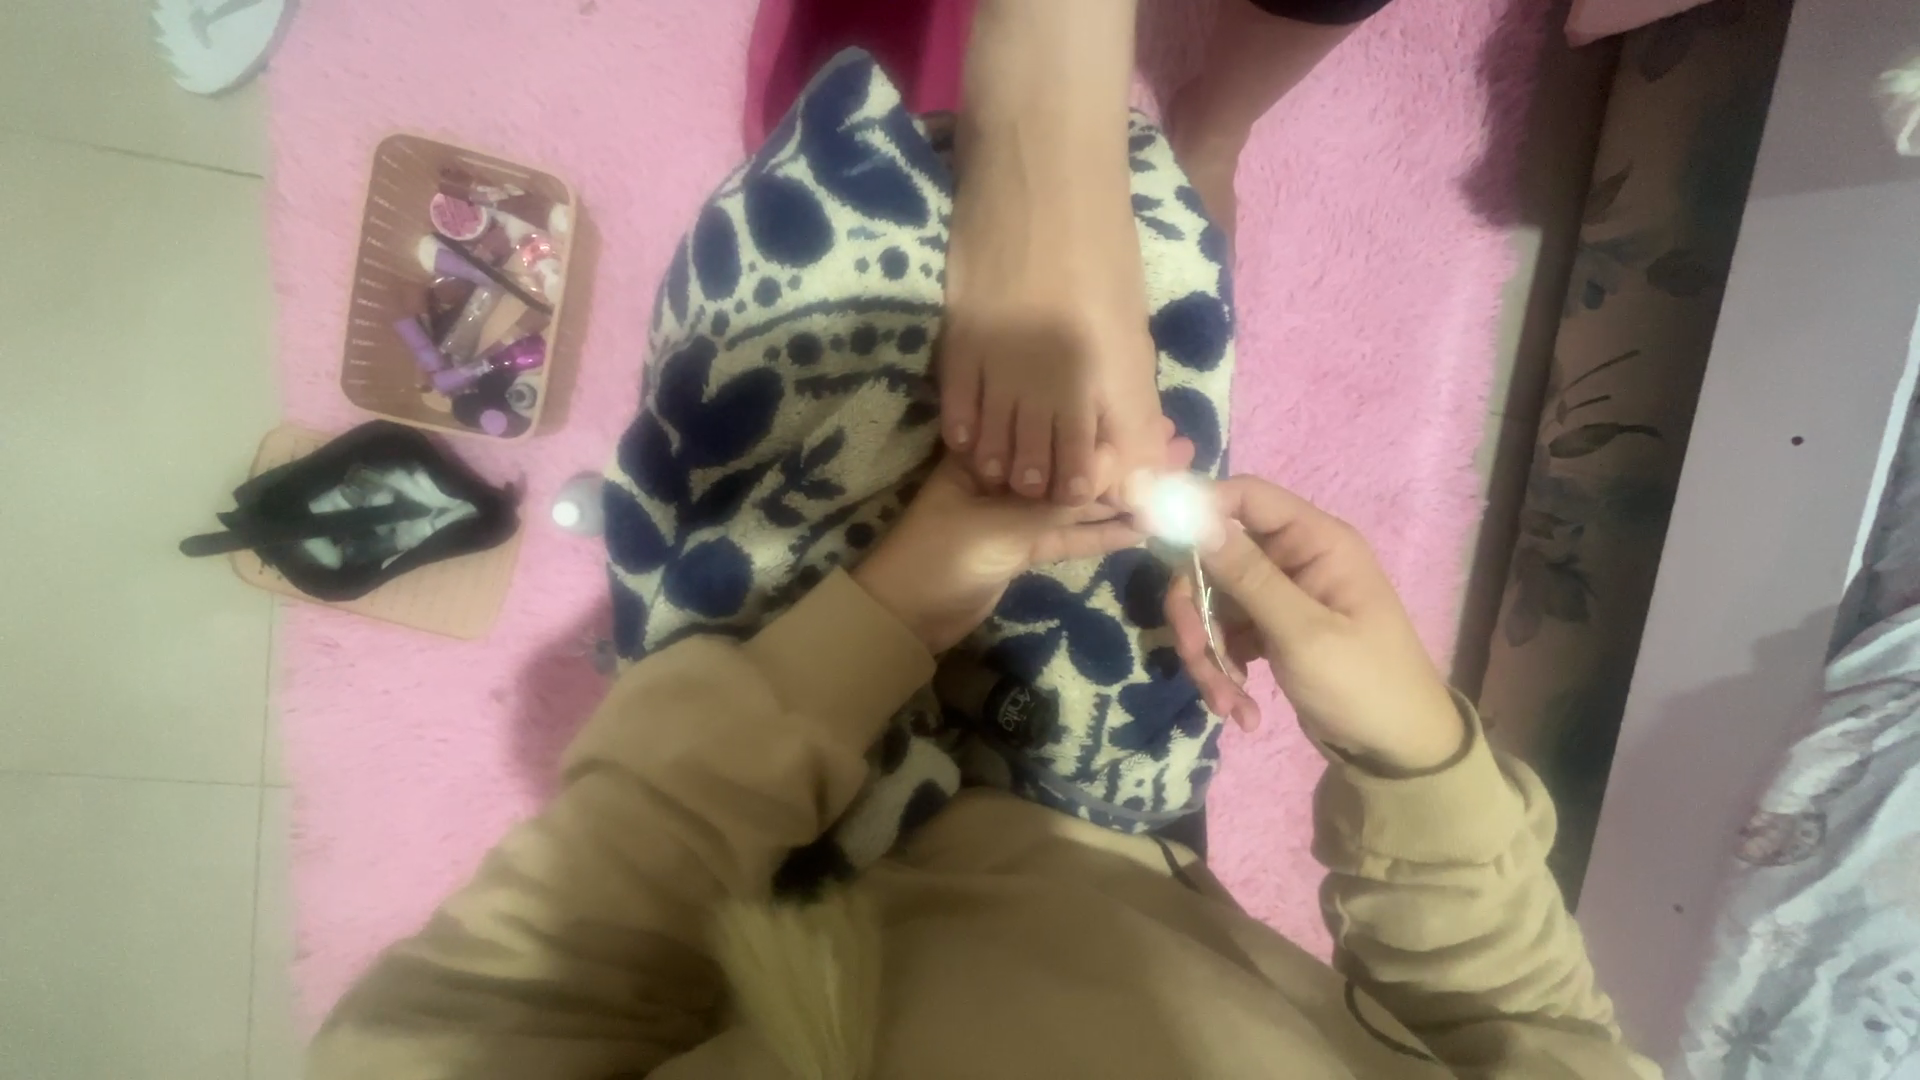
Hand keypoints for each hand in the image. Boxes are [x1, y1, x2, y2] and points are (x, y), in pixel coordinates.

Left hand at [853, 455, 1144, 653]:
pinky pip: (1068, 535)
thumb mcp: (1002, 526)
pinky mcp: (1023, 548)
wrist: (907, 617)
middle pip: (1071, 468)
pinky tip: (1139, 528)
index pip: (1055, 436)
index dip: (1104, 435)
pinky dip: (1100, 533)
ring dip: (1119, 500)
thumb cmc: (943, 556)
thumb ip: (1060, 505)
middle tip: (1176, 456)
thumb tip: (1117, 474)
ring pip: (1075, 504)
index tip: (1151, 429)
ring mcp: (1016, 516)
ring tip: (1170, 489)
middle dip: (1121, 465)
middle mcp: (1008, 478)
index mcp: (991, 456)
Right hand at [940, 157, 1166, 505]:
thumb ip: (1131, 394)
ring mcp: (1001, 362)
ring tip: (1005, 475)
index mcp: (1105, 373)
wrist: (1043, 170)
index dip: (1088, 483)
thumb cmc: (1101, 243)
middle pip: (1042, 459)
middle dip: (1044, 482)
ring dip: (1003, 465)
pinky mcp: (960, 341)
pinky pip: (958, 407)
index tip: (1084, 486)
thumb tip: (1133, 451)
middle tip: (1039, 487)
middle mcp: (1053, 379)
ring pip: (998, 443)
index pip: (1096, 458)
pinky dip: (965, 433)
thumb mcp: (1132, 321)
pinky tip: (970, 443)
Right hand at [1156, 477, 1463, 772]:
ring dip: (1207, 652)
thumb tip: (1196, 518)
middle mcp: (1292, 559)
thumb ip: (1248, 575)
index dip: (1198, 512)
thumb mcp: (1303, 632)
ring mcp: (1277, 595)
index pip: (1244, 497)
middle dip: (1194, 609)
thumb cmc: (1365, 685)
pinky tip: (1238, 707)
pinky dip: (1221, 669)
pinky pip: (1222, 633)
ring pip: (1210, 602)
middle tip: (1193, 652)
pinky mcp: (1265, 628)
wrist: (1395, 753)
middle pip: (1213, 557)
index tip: (1157, 542)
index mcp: (1315, 542)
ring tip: (1227, 702)